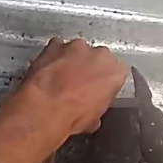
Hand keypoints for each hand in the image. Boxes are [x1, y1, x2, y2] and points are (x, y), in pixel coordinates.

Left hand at [6, 38, 127, 138]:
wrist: (46, 107)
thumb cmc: (73, 115)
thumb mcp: (93, 119)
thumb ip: (98, 106)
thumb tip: (91, 112)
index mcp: (115, 73)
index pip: (116, 72)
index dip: (104, 81)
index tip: (97, 88)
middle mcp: (100, 55)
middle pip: (97, 57)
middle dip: (89, 67)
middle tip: (77, 82)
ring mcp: (77, 46)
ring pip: (77, 50)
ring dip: (71, 60)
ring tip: (59, 77)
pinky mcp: (55, 43)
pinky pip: (56, 47)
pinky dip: (53, 56)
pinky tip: (47, 70)